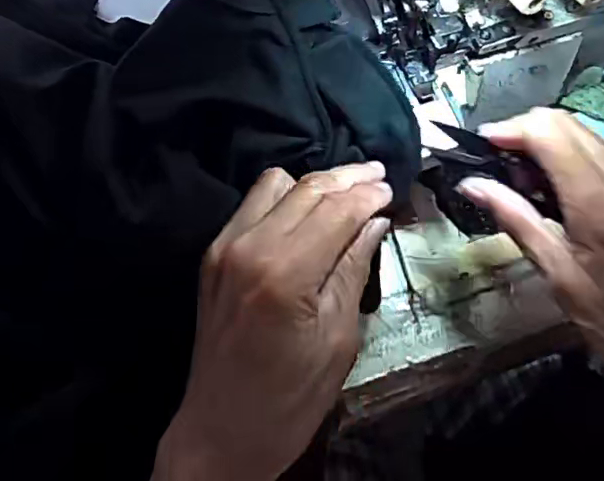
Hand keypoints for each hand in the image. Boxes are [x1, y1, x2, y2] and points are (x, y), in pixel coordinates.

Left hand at [152, 162, 392, 480]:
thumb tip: (374, 221)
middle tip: (376, 175)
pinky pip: (253, 202)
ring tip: (343, 194)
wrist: (220, 429)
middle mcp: (249, 245)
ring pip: (275, 182)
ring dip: (312, 183)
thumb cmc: (291, 399)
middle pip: (305, 188)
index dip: (366, 195)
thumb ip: (353, 268)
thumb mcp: (338, 339)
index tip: (390, 187)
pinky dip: (284, 196)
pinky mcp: (213, 248)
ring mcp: (225, 243)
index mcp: (284, 274)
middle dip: (346, 179)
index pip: (334, 211)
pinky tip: (306, 210)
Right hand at [458, 109, 603, 480]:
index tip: (483, 149)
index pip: (547, 130)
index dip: (509, 130)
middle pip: (567, 125)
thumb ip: (515, 219)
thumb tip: (470, 183)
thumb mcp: (561, 279)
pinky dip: (583, 168)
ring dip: (554, 151)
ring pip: (589, 140)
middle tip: (505, 172)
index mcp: (602, 201)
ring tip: (536, 193)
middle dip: (528, 135)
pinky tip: (575, 205)